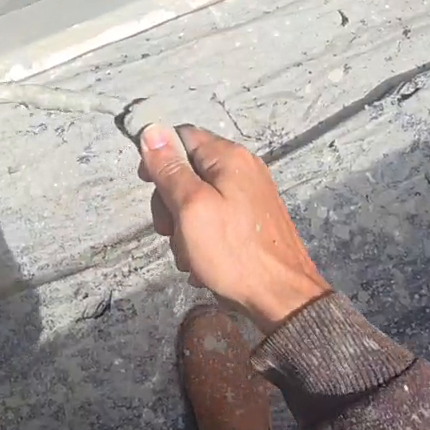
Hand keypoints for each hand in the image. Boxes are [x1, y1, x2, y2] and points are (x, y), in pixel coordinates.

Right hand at [138, 124, 329, 331]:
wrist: (282, 300)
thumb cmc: (233, 252)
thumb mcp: (191, 207)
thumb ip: (170, 169)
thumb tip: (151, 129)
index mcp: (229, 158)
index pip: (181, 137)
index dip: (158, 157)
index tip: (147, 186)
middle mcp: (242, 169)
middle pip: (187, 170)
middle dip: (169, 201)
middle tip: (169, 231)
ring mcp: (248, 196)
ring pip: (196, 198)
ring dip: (183, 225)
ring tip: (188, 253)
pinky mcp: (250, 220)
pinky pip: (214, 217)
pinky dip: (201, 236)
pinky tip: (201, 260)